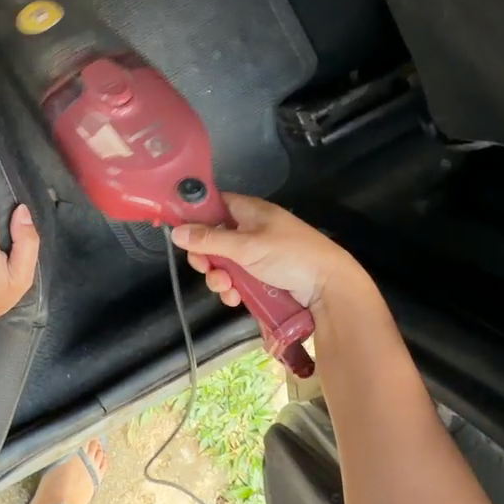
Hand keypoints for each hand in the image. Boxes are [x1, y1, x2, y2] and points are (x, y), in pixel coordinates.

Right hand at [171, 193, 368, 311]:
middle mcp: (251, 229)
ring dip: (218, 277)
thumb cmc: (290, 255)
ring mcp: (257, 254)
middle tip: (205, 268)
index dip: (195, 216)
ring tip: (226, 288)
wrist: (329, 287)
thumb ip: (209, 240)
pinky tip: (235, 298)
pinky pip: (236, 280)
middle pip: (213, 238)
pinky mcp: (261, 277)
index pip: (214, 205)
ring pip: (223, 263)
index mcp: (249, 211)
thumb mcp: (246, 247)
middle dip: (205, 256)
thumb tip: (175, 232)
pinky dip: (232, 289)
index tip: (178, 232)